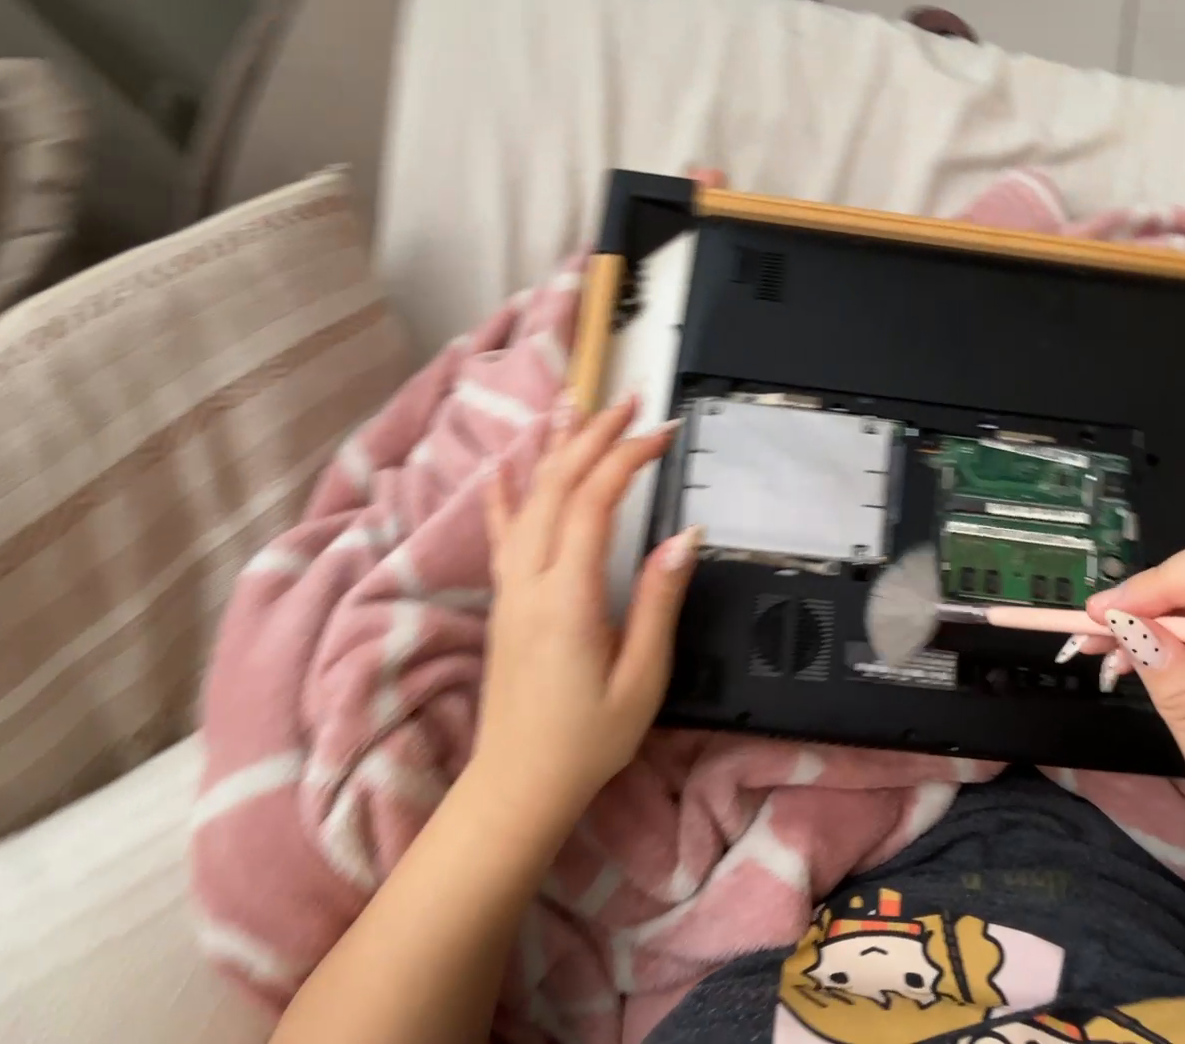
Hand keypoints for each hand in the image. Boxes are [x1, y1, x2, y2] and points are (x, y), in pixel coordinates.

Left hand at [476, 395, 701, 818]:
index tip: (664, 433)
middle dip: (595, 437)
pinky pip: (499, 535)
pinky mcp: (503, 600)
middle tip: (630, 403)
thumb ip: (658, 600)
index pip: (595, 502)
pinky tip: (505, 465)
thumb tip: (684, 538)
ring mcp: (510, 587)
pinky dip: (503, 494)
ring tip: (576, 407)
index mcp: (570, 596)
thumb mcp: (642, 676)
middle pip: (557, 486)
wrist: (520, 782)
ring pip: (527, 499)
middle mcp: (531, 579)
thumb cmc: (588, 737)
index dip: (629, 457)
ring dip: (555, 449)